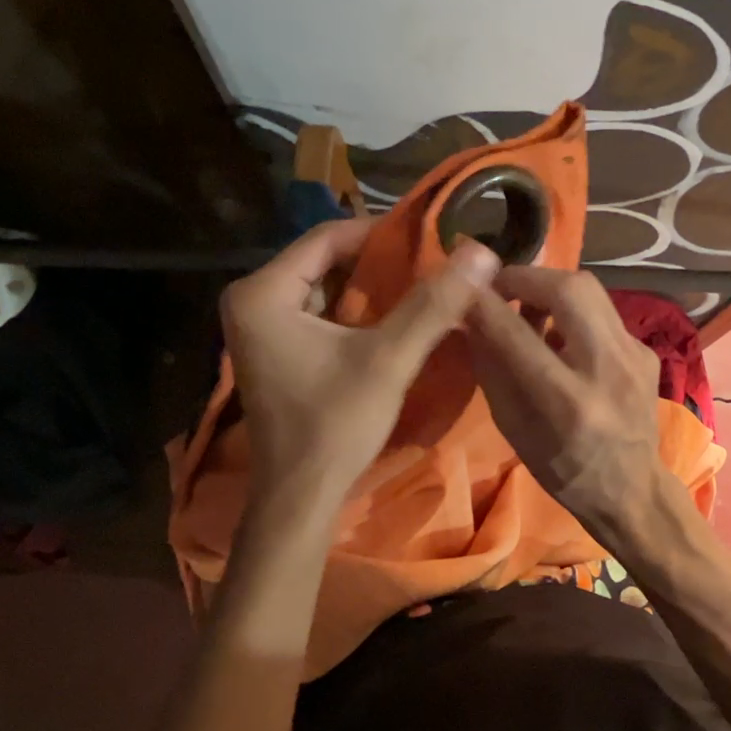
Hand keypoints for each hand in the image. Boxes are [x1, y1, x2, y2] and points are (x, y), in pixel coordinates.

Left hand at [220, 218, 498, 503]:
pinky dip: (353, 315)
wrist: (300, 495)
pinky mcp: (273, 351)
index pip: (327, 237)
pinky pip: (317, 314)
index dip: (382, 235)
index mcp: (262, 292)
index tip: (430, 242)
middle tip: (430, 267)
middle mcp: (250, 300)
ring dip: (368, 290)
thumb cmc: (335, 424)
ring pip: (323, 289)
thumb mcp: (388, 359)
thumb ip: (432, 305)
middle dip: (378, 264)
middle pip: (323, 261)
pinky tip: (391, 323)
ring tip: (420, 291)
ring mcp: (258, 328)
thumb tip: (480, 252)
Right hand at [464, 266, 664, 523]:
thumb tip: (470, 317)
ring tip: (527, 309)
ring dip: (550, 289)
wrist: (632, 490)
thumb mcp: (514, 428)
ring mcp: (634, 356)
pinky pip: (602, 313)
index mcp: (567, 402)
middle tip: (499, 287)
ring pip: (590, 290)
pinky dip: (574, 314)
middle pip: (569, 289)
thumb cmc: (563, 469)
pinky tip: (561, 337)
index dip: (484, 305)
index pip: (516, 334)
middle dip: (526, 277)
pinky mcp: (646, 352)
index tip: (462, 290)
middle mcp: (607, 370)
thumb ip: (492, 369)